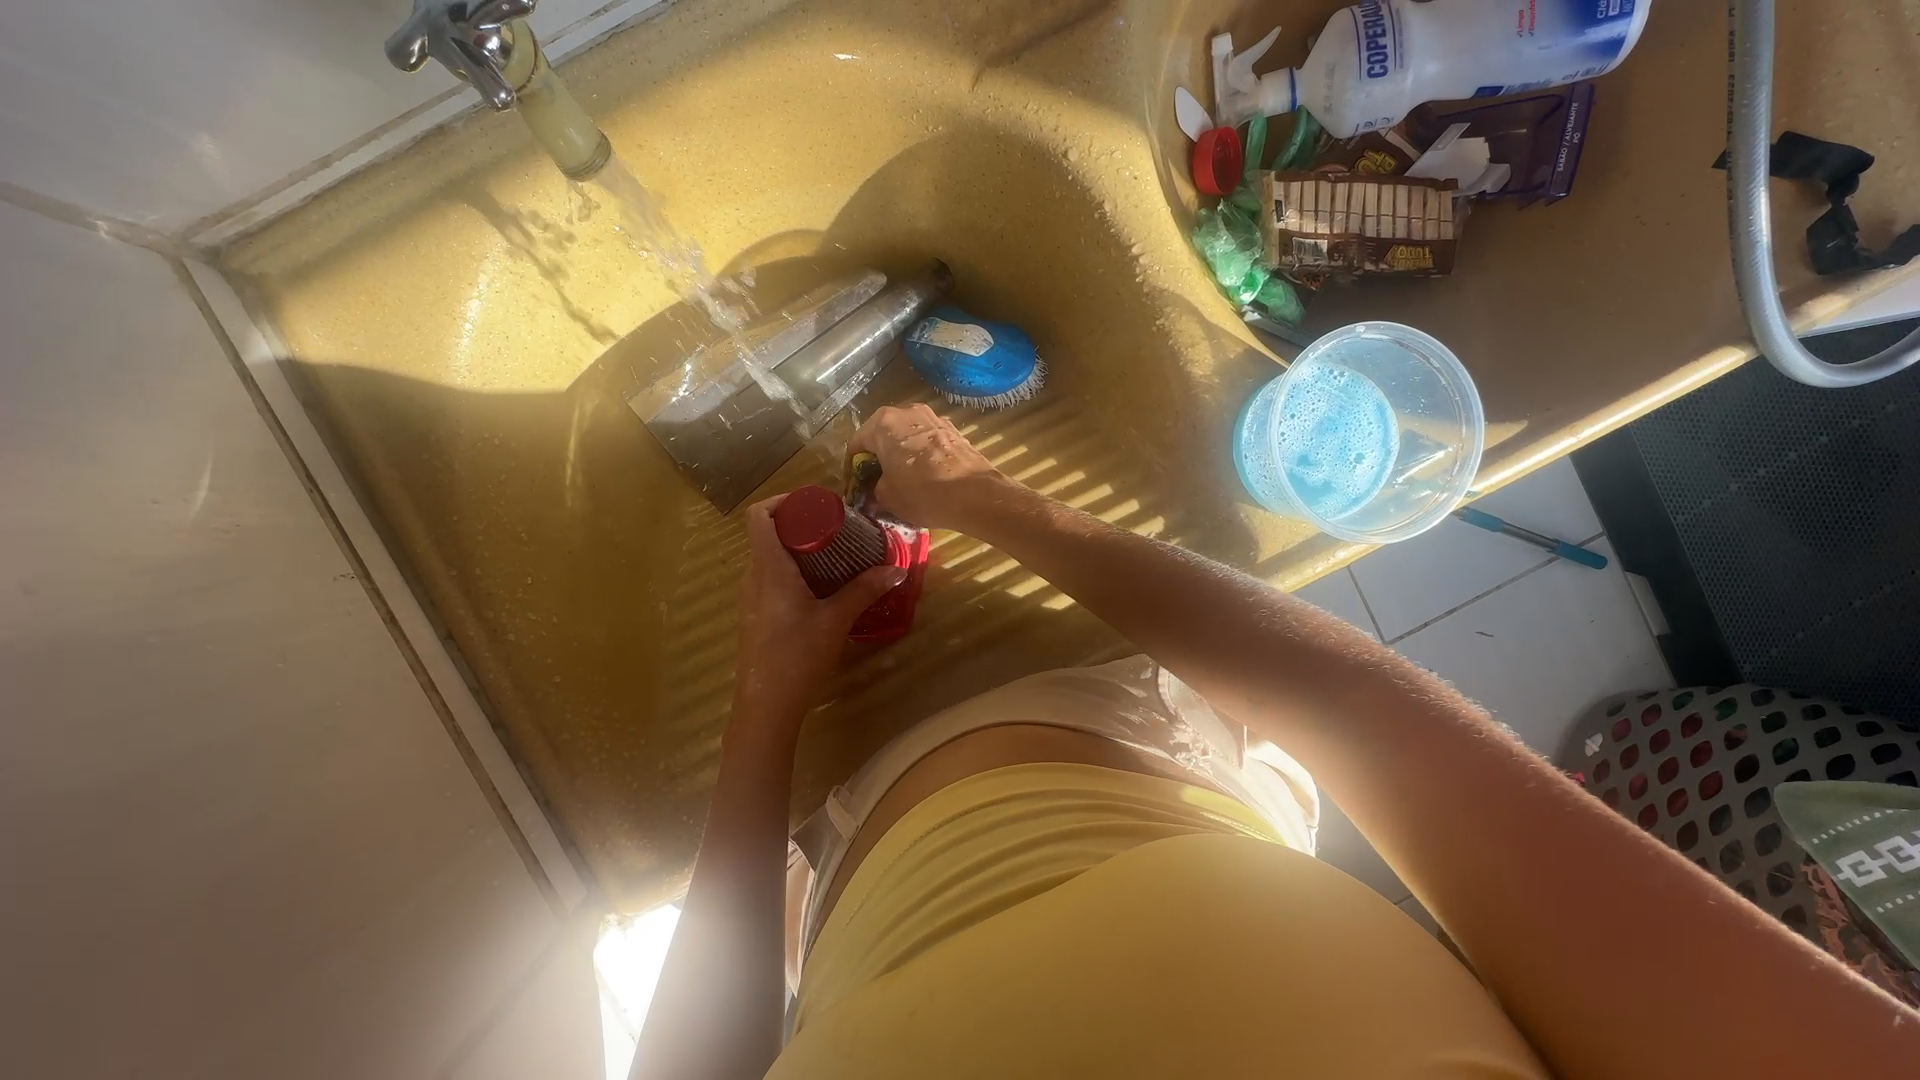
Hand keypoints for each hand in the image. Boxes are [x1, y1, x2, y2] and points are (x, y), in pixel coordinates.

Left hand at [731, 494, 906, 728]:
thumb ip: (864, 591)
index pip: (759, 516)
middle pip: (766, 534)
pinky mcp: (757, 616)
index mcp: (768, 568)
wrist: (766, 705)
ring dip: (796, 550)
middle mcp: (753, 577)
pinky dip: (792, 572)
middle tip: (834, 529)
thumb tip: (897, 568)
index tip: (815, 504)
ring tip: (832, 555)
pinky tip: (820, 587)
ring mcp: (751, 598)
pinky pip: (770, 579)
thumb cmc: (797, 655)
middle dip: (799, 525)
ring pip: (769, 558)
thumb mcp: (836, 620)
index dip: (782, 501)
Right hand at [847, 404, 1010, 532]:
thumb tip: (875, 490)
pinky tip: (925, 476)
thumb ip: (873, 489)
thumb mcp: (887, 498)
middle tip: (876, 484)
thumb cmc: (922, 493)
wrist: (976, 495)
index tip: (855, 489)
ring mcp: (933, 418)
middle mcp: (906, 411)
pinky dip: (921, 455)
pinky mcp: (953, 429)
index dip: (852, 470)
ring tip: (901, 480)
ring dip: (900, 455)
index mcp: (882, 423)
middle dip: (877, 459)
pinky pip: (927, 441)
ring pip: (906, 436)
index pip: (856, 445)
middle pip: (882, 436)